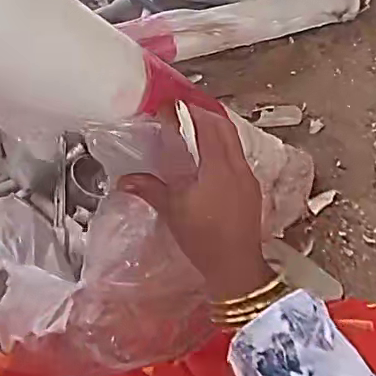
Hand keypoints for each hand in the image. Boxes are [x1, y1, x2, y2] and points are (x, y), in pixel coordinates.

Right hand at [118, 105, 272, 300]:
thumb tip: (124, 180)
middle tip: (182, 111)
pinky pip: (236, 155)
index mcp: (218, 167)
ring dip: (214, 129)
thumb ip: (149, 189)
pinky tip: (206, 156)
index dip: (190, 111)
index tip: (171, 105)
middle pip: (224, 127)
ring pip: (233, 141)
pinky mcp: (250, 190)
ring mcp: (247, 178)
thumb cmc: (204, 238)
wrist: (237, 270)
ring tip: (192, 129)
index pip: (207, 126)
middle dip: (204, 114)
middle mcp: (237, 167)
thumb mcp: (173, 211)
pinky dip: (221, 146)